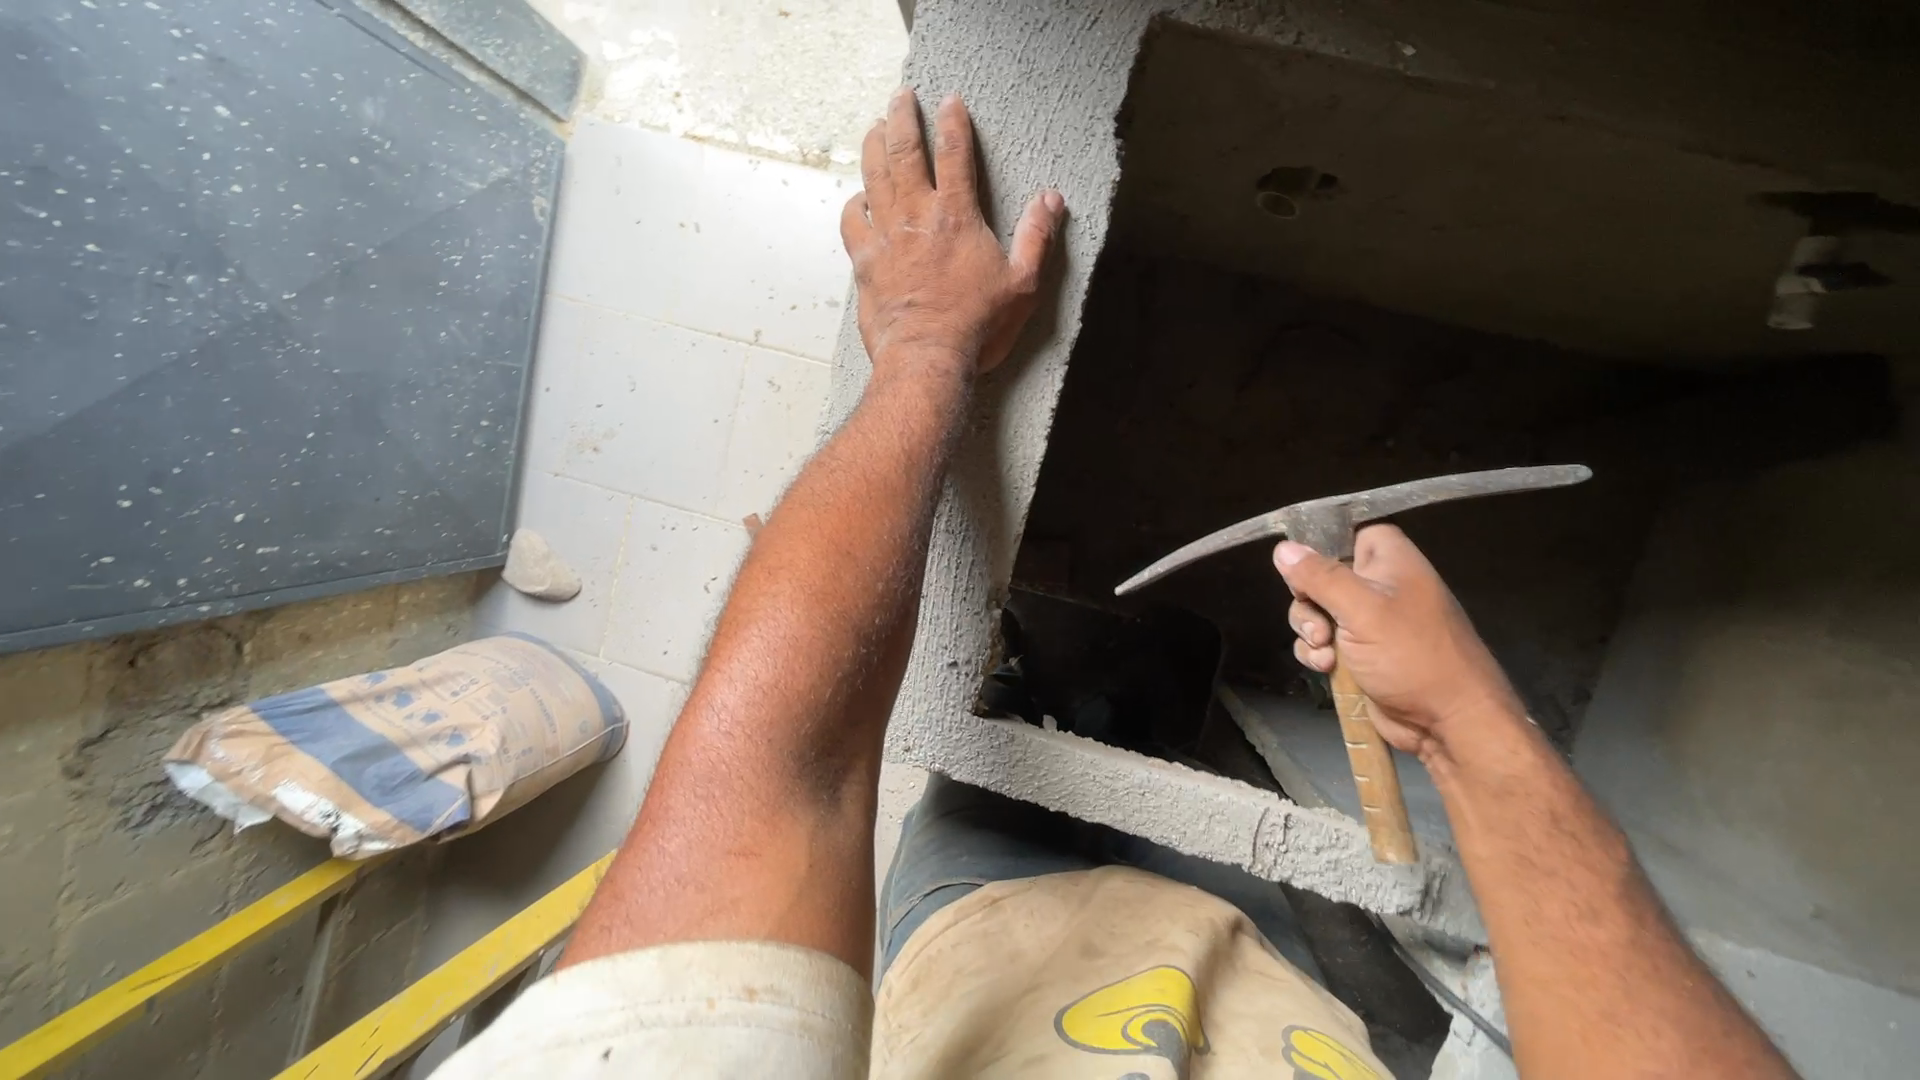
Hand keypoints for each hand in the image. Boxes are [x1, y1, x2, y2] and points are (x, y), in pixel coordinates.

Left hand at [841, 88, 1064, 377]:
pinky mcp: (866, 263)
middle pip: (904, 151)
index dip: (953, 122)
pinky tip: (858, 198)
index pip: (955, 154)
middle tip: (901, 98)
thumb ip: (1037, 238)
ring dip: (873, 146)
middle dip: (901, 117)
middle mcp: (917, 217)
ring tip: (874, 128)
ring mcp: (887, 238)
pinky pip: (852, 221)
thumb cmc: (977, 326)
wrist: (926, 358)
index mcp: (957, 217)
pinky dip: (854, 203)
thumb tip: (1052, 199)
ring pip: (873, 176)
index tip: (949, 100)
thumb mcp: (1022, 285)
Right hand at [1274, 525, 1525, 756]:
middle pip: (1320, 575)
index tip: (1306, 570)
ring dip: (1309, 631)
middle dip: (1307, 602)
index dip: (1324, 550)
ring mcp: (1368, 621)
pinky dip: (1316, 653)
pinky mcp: (1358, 652)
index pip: (1349, 534)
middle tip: (1319, 624)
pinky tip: (1327, 667)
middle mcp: (1379, 586)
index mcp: (1391, 561)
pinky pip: (1321, 641)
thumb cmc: (1412, 655)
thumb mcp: (1362, 610)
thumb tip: (1283, 548)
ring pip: (1315, 611)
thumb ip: (1320, 577)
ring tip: (1325, 651)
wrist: (1447, 721)